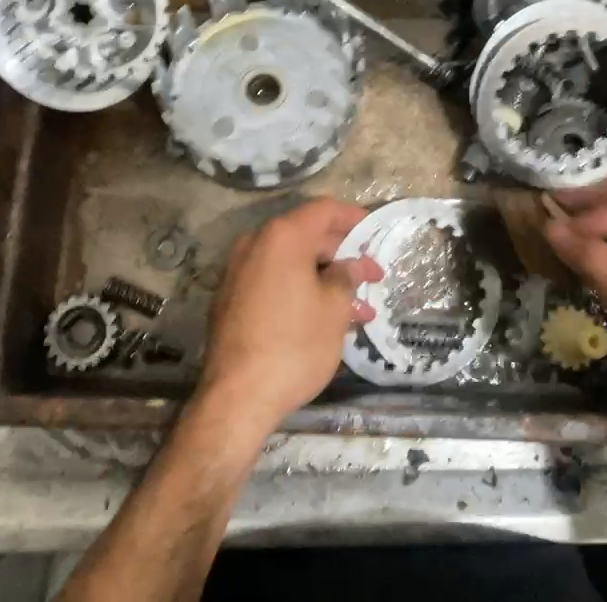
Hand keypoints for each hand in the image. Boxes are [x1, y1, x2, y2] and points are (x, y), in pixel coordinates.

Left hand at [195, 198, 382, 438]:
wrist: (237, 396)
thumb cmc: (294, 345)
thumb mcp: (334, 309)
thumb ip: (346, 278)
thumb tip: (350, 266)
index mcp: (282, 237)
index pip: (323, 210)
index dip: (353, 218)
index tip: (375, 234)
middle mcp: (255, 244)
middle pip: (306, 235)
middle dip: (342, 256)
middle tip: (372, 278)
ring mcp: (238, 272)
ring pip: (291, 264)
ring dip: (325, 280)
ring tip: (359, 311)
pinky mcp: (231, 299)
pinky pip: (273, 281)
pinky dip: (300, 291)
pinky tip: (325, 319)